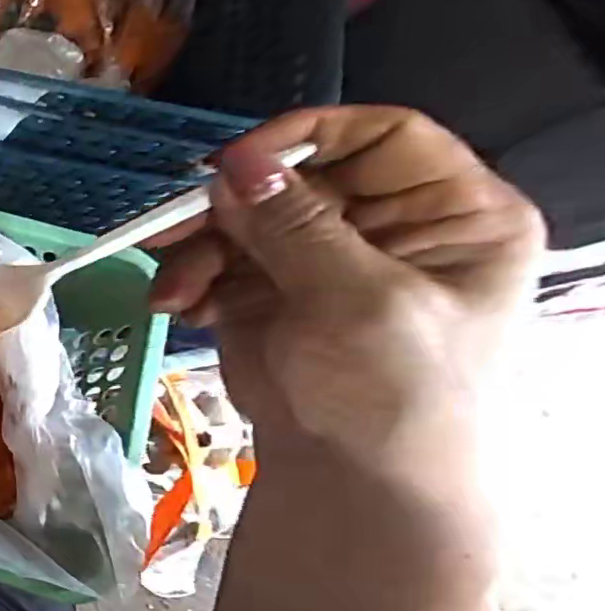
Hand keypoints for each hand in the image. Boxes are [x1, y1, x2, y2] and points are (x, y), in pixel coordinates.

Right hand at [149, 107, 543, 461]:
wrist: (349, 472)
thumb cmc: (391, 389)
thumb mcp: (355, 300)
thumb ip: (294, 229)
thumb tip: (234, 164)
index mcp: (444, 213)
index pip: (381, 138)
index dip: (304, 140)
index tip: (228, 164)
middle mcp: (376, 228)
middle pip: (287, 186)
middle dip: (223, 213)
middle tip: (165, 233)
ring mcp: (311, 262)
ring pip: (235, 226)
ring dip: (194, 258)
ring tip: (173, 297)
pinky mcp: (259, 293)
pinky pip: (211, 266)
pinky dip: (188, 285)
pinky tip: (183, 311)